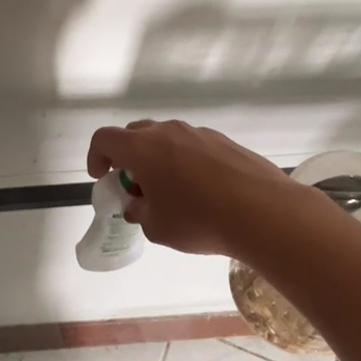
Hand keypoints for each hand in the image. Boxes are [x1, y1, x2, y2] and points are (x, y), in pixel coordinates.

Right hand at [85, 119, 313, 256]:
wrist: (263, 212)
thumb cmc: (200, 220)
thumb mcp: (158, 228)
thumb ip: (141, 213)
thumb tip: (140, 205)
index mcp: (143, 148)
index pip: (105, 139)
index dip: (96, 156)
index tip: (103, 177)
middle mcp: (169, 132)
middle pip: (136, 133)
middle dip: (128, 157)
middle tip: (136, 187)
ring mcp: (201, 134)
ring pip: (168, 139)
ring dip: (160, 159)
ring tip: (172, 193)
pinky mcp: (226, 142)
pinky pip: (195, 146)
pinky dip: (187, 163)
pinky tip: (203, 192)